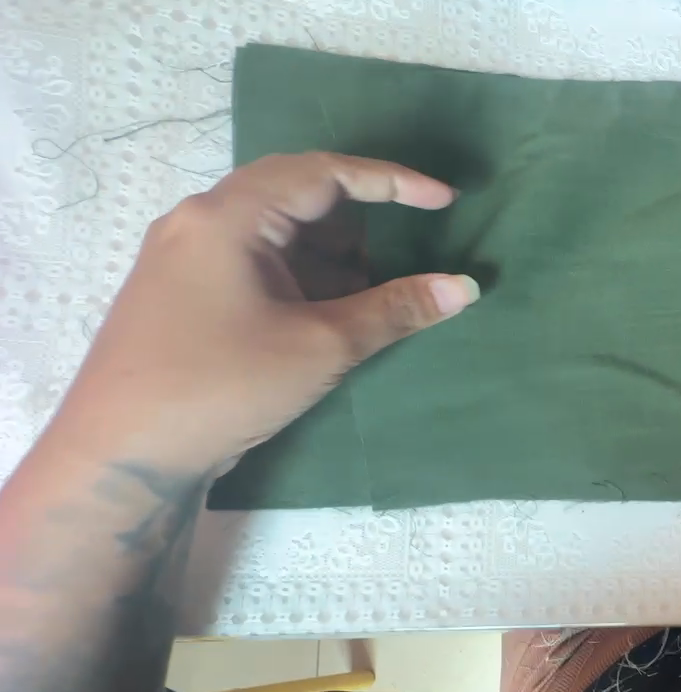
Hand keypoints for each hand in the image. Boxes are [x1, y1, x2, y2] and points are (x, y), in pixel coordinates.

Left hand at [40, 152, 477, 478]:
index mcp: (229, 219)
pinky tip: (355, 305)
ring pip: (291, 231)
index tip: (447, 199)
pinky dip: (324, 275)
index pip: (320, 174)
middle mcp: (208, 223)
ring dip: (348, 252)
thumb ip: (397, 309)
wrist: (133, 445)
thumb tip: (465, 286)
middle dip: (370, 214)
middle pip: (303, 194)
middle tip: (426, 236)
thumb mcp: (325, 344)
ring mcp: (202, 257)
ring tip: (395, 284)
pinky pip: (277, 261)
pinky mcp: (206, 290)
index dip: (390, 180)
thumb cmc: (226, 382)